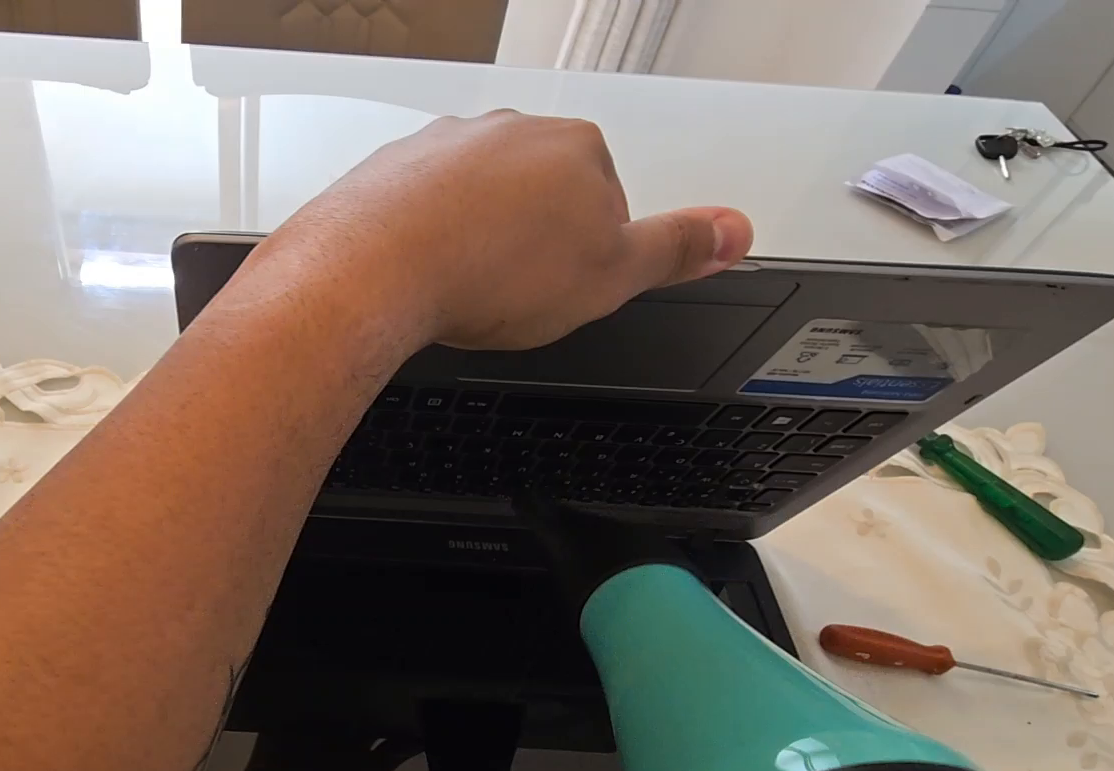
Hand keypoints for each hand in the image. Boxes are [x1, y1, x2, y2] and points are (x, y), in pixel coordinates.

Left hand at [262, 110, 752, 352]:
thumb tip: (733, 233)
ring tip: (458, 286)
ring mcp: (445, 148)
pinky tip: (417, 272)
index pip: (603, 203)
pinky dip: (420, 240)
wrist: (379, 270)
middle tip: (505, 293)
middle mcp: (510, 134)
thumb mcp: (607, 277)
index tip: (557, 288)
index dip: (582, 259)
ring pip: (473, 201)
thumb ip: (673, 252)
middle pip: (535, 197)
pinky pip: (417, 209)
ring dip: (470, 240)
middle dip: (525, 245)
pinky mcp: (391, 172)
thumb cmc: (486, 272)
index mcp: (576, 150)